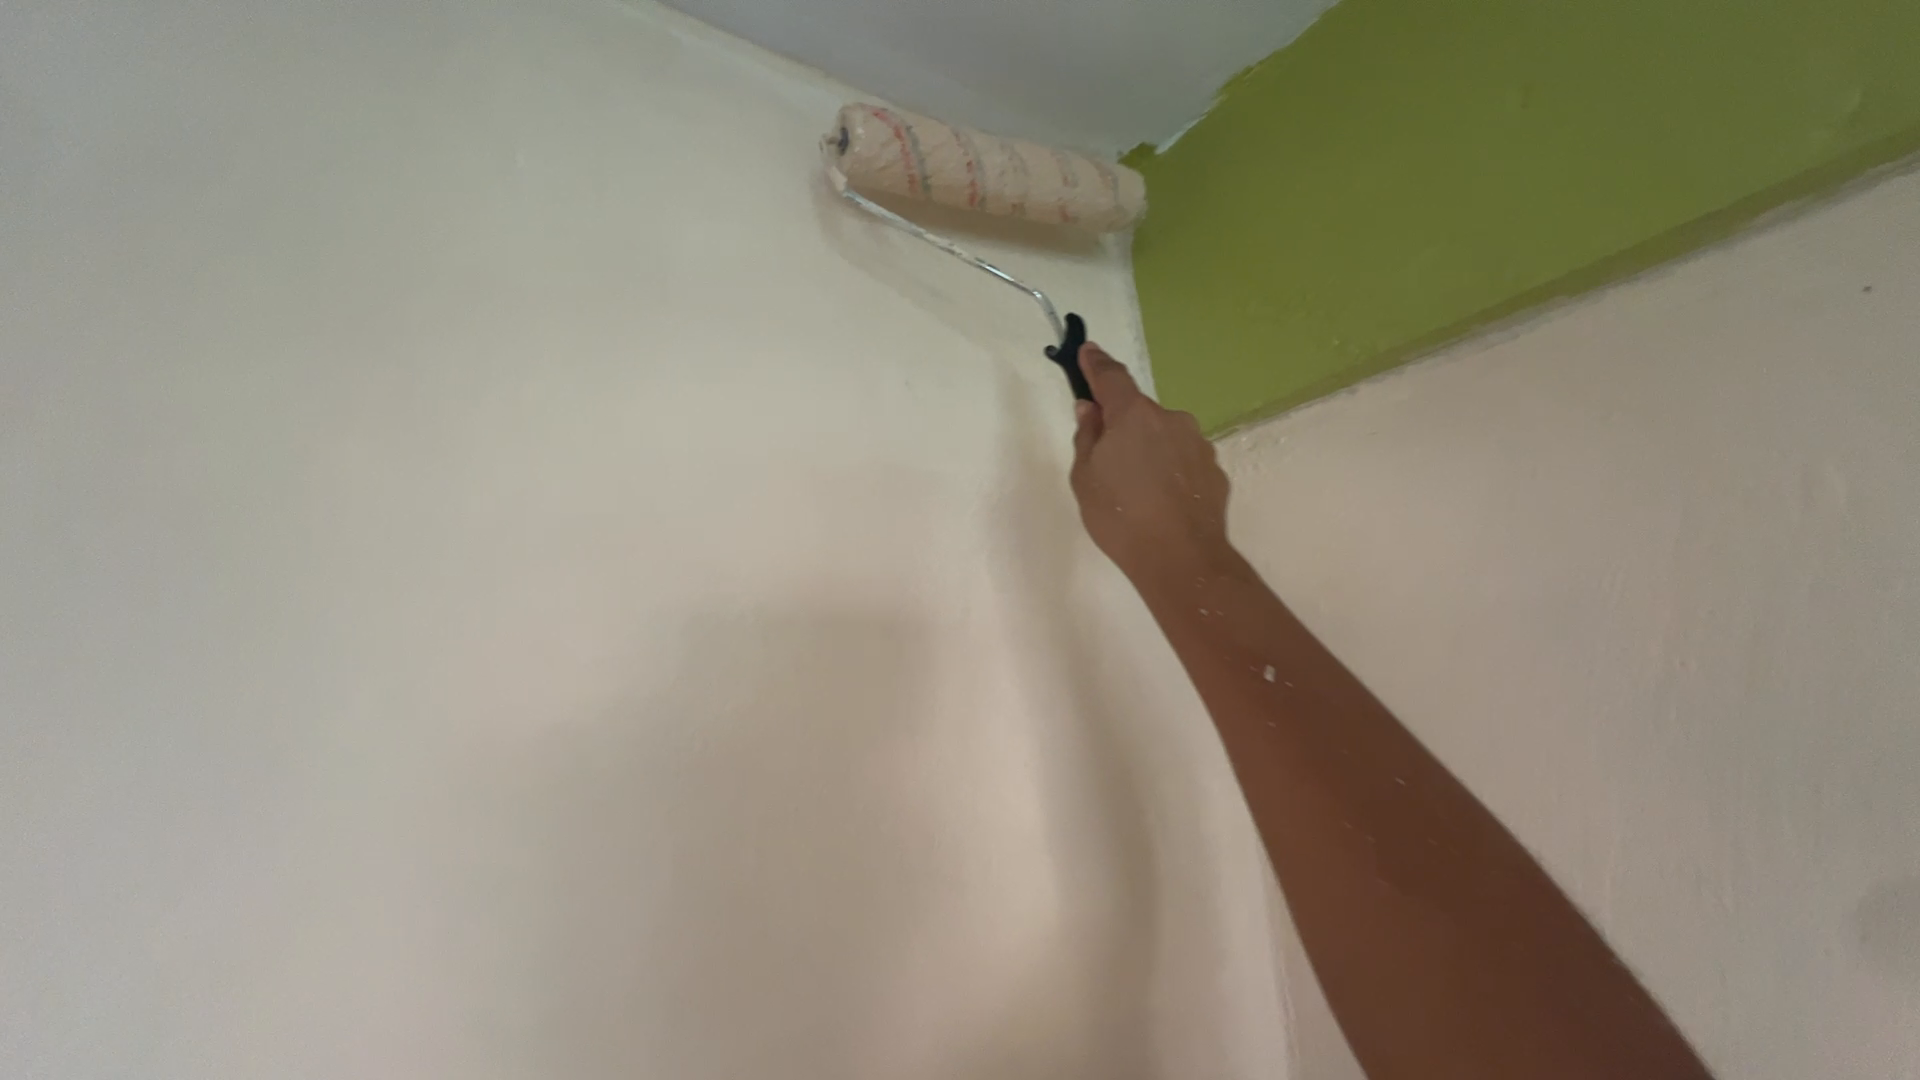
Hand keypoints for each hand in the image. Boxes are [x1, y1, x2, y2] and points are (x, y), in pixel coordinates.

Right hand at [1069, 344, 1233, 585]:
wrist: (1180, 559)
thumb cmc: (1120, 516)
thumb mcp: (1085, 478)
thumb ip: (1087, 437)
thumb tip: (1091, 409)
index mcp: (1133, 415)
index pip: (1111, 376)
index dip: (1096, 363)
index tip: (1087, 351)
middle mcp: (1171, 419)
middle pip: (1139, 413)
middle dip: (1123, 427)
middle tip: (1106, 462)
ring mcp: (1198, 444)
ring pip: (1164, 438)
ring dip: (1148, 452)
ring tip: (1136, 493)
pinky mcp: (1214, 471)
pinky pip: (1182, 461)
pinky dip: (1169, 472)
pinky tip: (1161, 503)